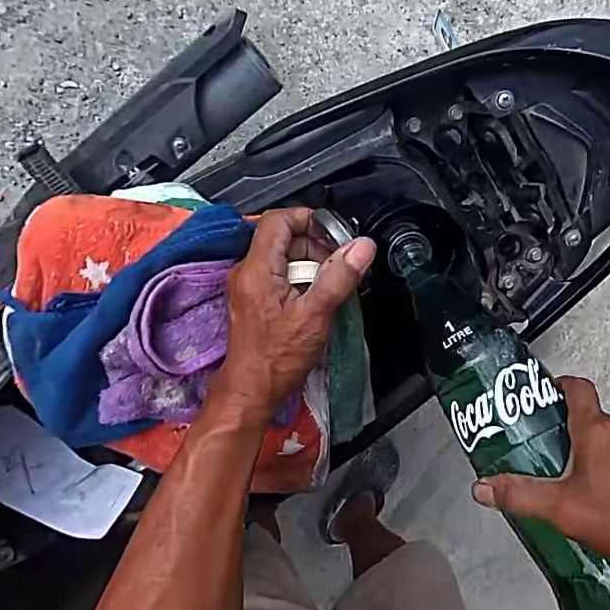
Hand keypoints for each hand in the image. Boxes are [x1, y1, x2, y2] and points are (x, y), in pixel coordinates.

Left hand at [211, 208, 375, 423]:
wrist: (251, 392)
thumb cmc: (277, 359)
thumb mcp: (315, 314)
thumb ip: (339, 276)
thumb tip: (362, 246)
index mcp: (257, 269)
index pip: (277, 220)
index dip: (307, 218)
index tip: (333, 232)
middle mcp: (247, 272)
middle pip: (282, 237)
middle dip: (315, 243)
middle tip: (339, 261)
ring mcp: (248, 287)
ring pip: (282, 256)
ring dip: (311, 262)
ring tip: (332, 281)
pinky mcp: (253, 301)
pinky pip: (278, 275)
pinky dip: (301, 278)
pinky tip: (318, 296)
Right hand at [471, 376, 609, 592]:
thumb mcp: (565, 510)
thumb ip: (521, 496)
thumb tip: (483, 487)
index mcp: (598, 430)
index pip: (577, 388)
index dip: (559, 385)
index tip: (544, 394)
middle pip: (595, 419)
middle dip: (573, 434)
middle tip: (553, 456)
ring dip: (602, 457)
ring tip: (585, 489)